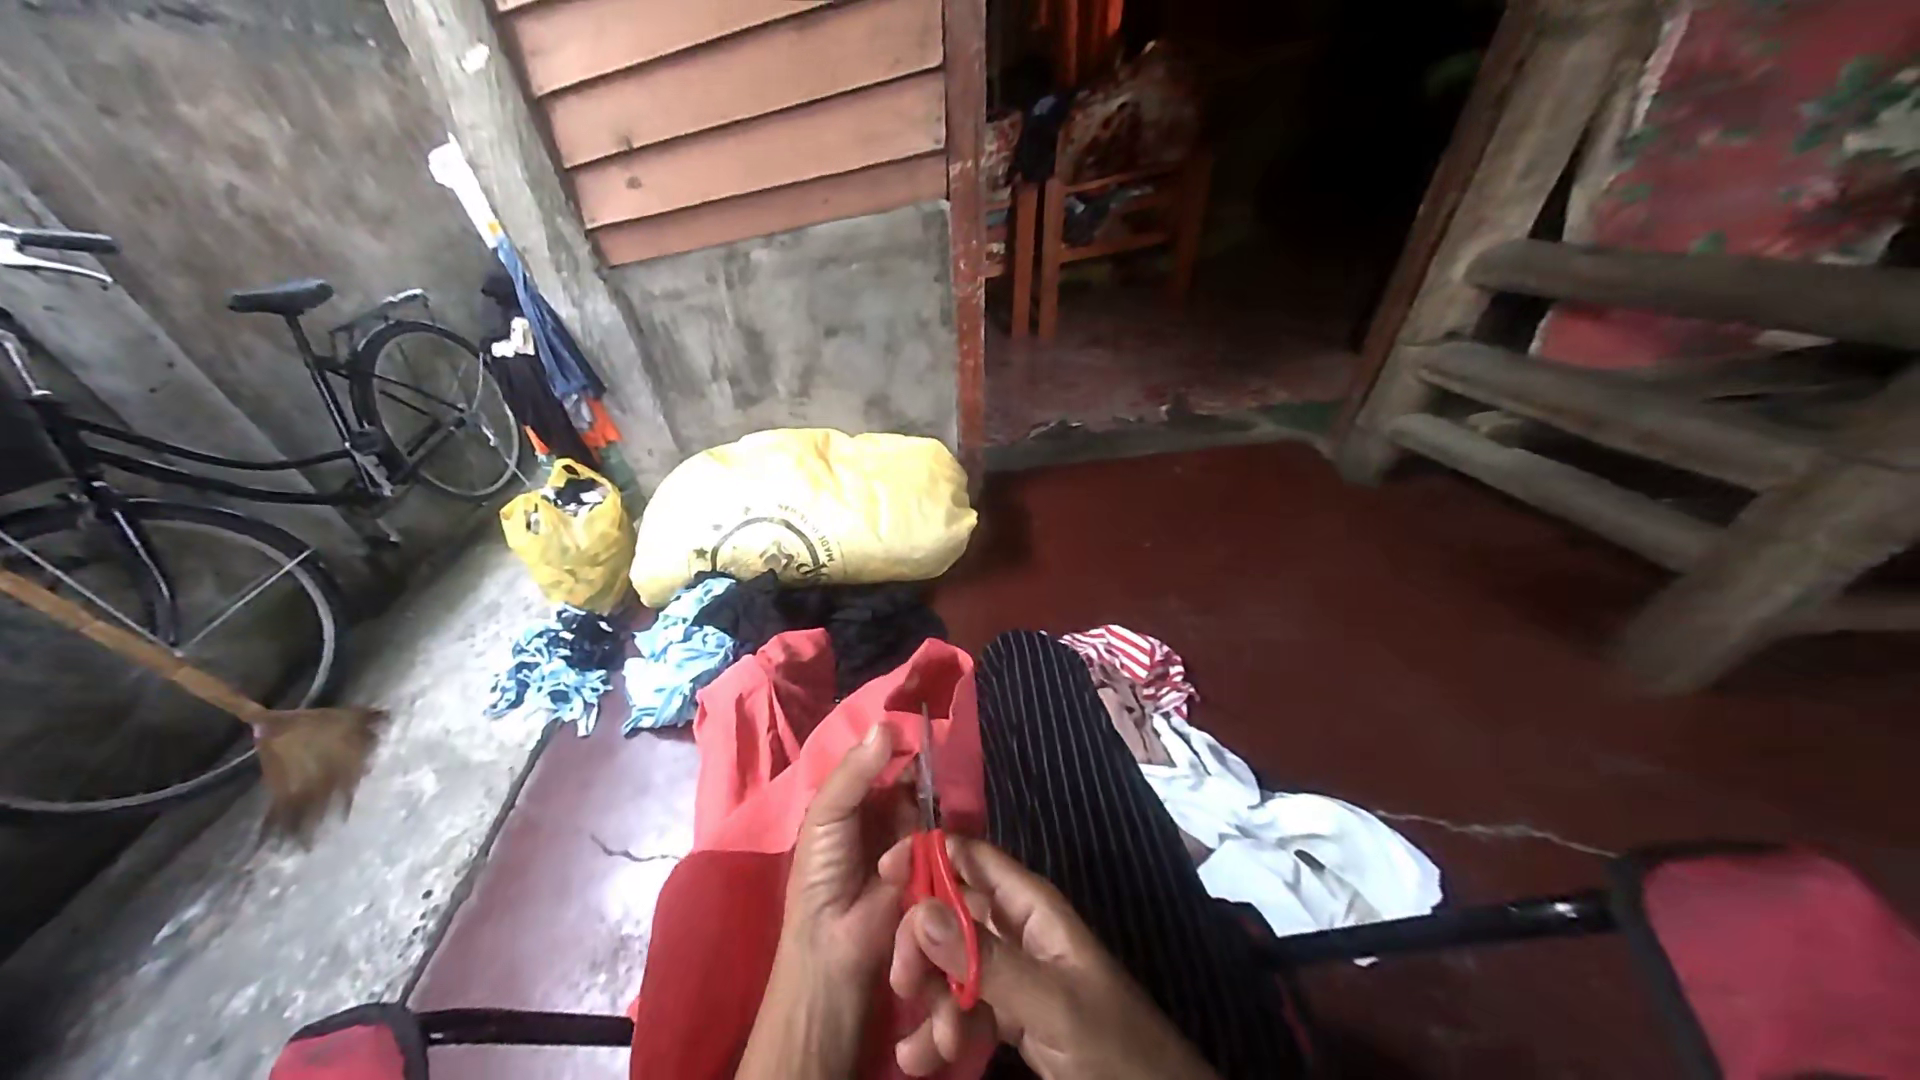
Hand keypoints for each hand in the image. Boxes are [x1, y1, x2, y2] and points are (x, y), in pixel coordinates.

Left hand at [736, 724, 912, 1079]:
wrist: (835, 947)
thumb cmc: (822, 875)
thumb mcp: (827, 814)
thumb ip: (855, 772)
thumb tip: (886, 724)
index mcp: (860, 796)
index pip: (888, 759)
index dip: (903, 744)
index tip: (922, 728)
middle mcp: (891, 812)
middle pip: (917, 781)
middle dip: (923, 777)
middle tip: (925, 776)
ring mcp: (916, 840)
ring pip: (934, 808)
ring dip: (929, 810)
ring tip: (917, 821)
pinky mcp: (935, 866)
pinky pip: (946, 840)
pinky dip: (941, 839)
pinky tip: (932, 843)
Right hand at [883, 837, 1219, 1079]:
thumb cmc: (1112, 1045)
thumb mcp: (1050, 1003)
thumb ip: (986, 959)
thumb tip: (921, 910)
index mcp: (1031, 906)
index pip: (971, 858)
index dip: (927, 857)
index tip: (883, 876)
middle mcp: (1016, 929)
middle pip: (951, 914)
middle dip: (922, 946)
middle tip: (905, 984)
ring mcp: (1011, 973)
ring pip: (950, 965)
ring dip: (932, 1000)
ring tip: (930, 1047)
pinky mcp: (1008, 1014)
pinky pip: (962, 1007)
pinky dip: (942, 1030)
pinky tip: (924, 1059)